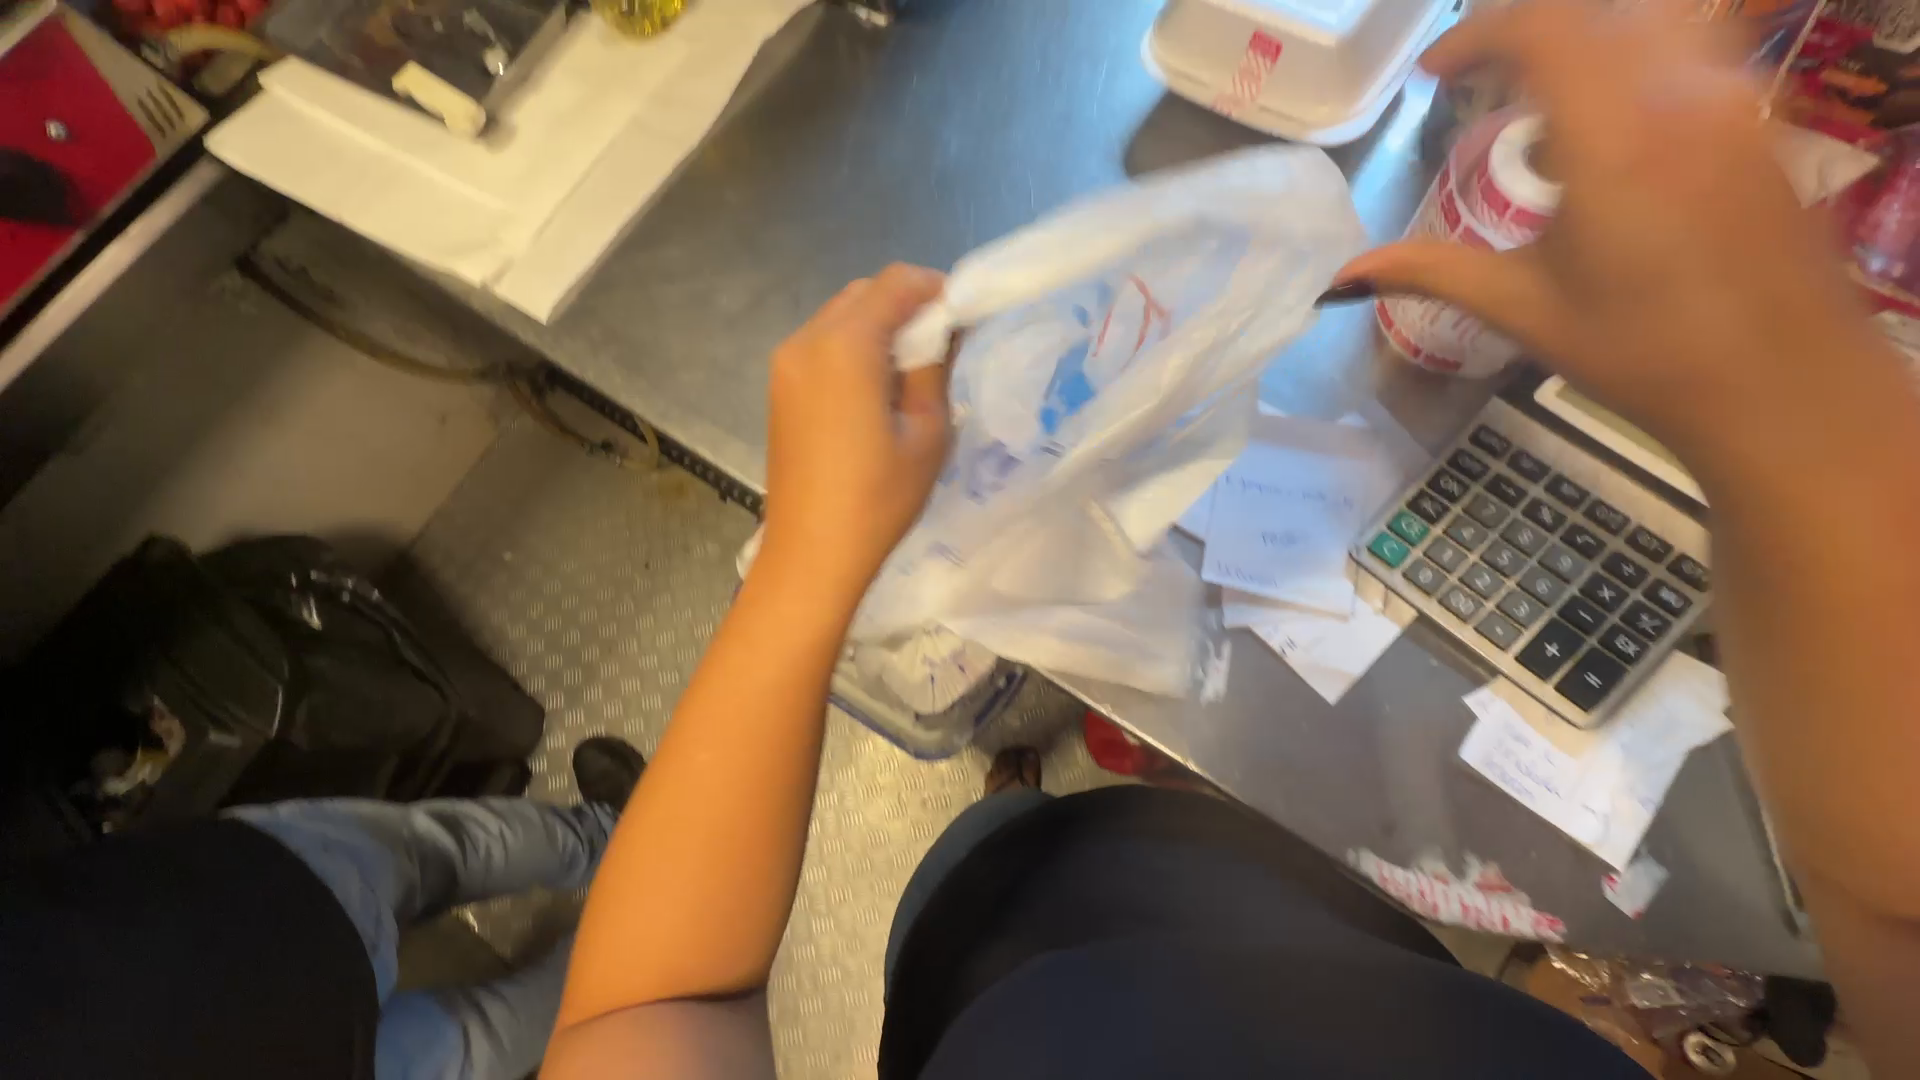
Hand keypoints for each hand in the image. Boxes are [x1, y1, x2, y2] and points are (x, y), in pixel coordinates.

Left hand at [759, 264, 952, 600]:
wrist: (812, 553)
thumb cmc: (878, 498)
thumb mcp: (927, 431)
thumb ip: (934, 365)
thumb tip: (944, 328)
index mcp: (844, 345)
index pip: (895, 282)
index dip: (935, 288)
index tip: (964, 317)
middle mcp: (806, 341)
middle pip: (863, 294)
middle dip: (906, 306)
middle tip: (942, 345)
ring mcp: (785, 364)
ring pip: (840, 317)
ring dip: (879, 327)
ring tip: (910, 371)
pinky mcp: (779, 388)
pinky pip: (822, 345)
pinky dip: (853, 348)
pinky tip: (876, 390)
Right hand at [1336, 1, 1902, 467]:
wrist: (1774, 377)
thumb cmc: (1635, 347)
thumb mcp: (1518, 306)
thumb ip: (1428, 273)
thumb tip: (1340, 279)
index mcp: (1614, 138)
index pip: (1546, 30)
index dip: (1478, 36)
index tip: (1432, 79)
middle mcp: (1682, 93)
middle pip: (1600, 8)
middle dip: (1525, 27)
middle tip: (1473, 76)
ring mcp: (1734, 96)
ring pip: (1656, 14)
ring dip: (1584, 32)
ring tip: (1531, 82)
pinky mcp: (1757, 115)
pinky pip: (1691, 41)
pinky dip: (1629, 50)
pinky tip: (1598, 111)